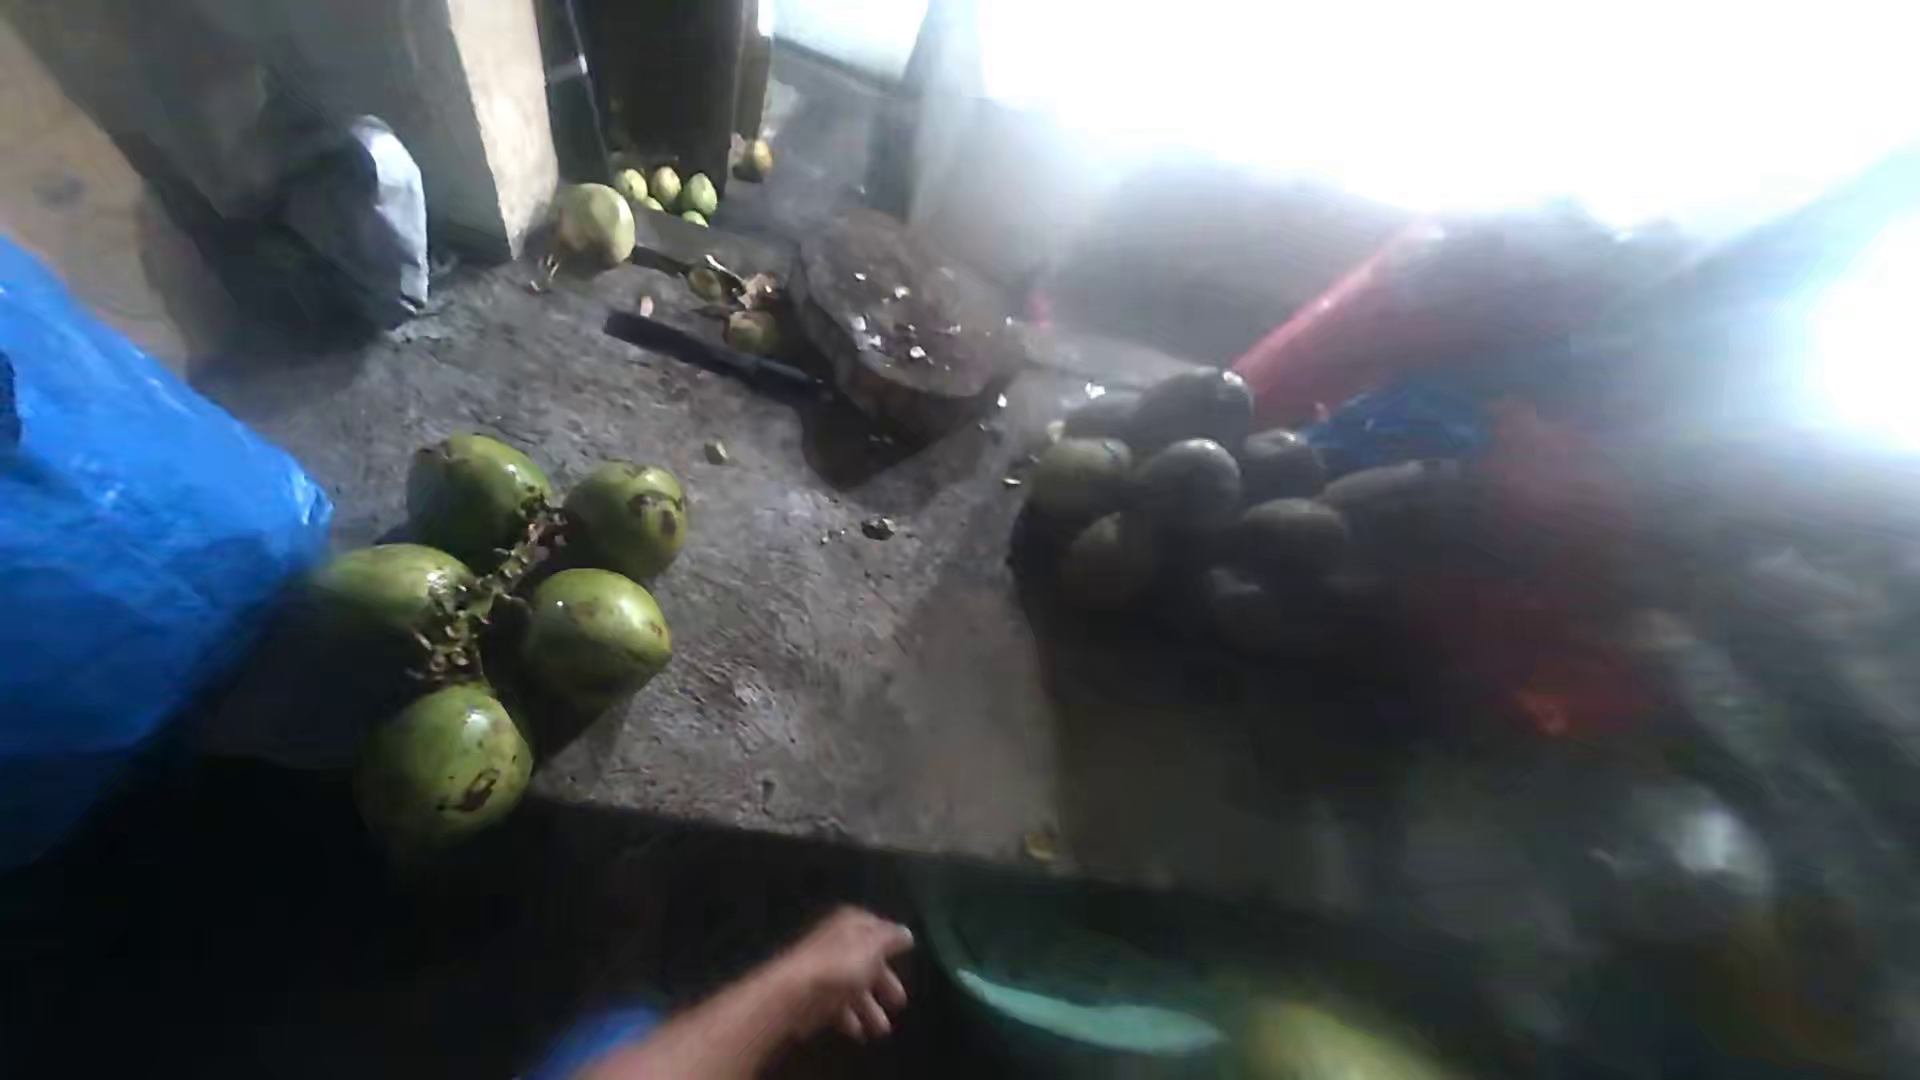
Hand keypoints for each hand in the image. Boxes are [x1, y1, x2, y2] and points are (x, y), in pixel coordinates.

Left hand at [764, 907, 913, 1041]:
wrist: (795, 992)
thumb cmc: (840, 963)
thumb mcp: (874, 946)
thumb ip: (892, 938)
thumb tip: (907, 933)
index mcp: (852, 923)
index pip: (877, 927)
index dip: (892, 941)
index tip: (905, 956)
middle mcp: (838, 940)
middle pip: (867, 960)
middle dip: (883, 981)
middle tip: (899, 1002)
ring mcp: (825, 968)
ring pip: (853, 986)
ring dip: (869, 1007)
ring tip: (882, 1029)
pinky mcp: (814, 994)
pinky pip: (837, 1004)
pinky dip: (849, 1017)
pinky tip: (859, 1032)